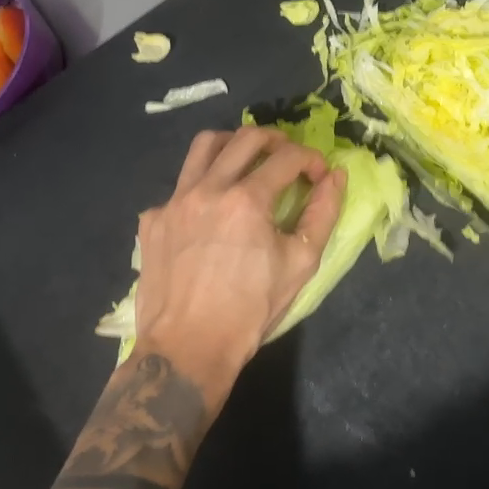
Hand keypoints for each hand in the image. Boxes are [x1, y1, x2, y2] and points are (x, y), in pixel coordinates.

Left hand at [131, 127, 345, 394]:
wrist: (187, 351)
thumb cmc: (250, 310)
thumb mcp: (300, 264)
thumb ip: (323, 213)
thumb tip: (335, 176)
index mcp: (247, 200)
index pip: (288, 157)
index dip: (311, 159)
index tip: (319, 175)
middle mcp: (208, 189)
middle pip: (246, 137)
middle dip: (277, 139)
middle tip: (289, 157)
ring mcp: (175, 202)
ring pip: (204, 146)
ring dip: (233, 144)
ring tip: (247, 160)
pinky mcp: (153, 220)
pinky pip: (179, 185)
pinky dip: (201, 184)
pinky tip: (211, 208)